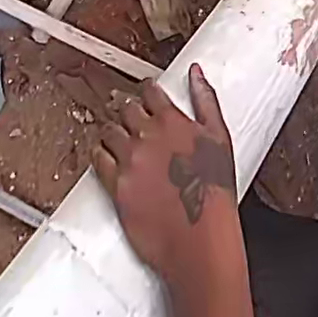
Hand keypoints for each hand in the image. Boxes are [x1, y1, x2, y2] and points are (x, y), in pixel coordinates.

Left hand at [93, 65, 244, 303]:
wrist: (202, 244)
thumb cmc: (215, 194)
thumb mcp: (220, 139)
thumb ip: (206, 100)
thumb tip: (195, 72)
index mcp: (172, 121)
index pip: (149, 91)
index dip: (147, 91)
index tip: (147, 96)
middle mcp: (147, 136)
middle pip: (126, 109)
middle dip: (129, 112)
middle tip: (132, 120)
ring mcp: (130, 160)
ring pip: (109, 131)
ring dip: (112, 131)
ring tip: (119, 138)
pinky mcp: (116, 186)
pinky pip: (97, 159)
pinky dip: (99, 154)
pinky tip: (105, 157)